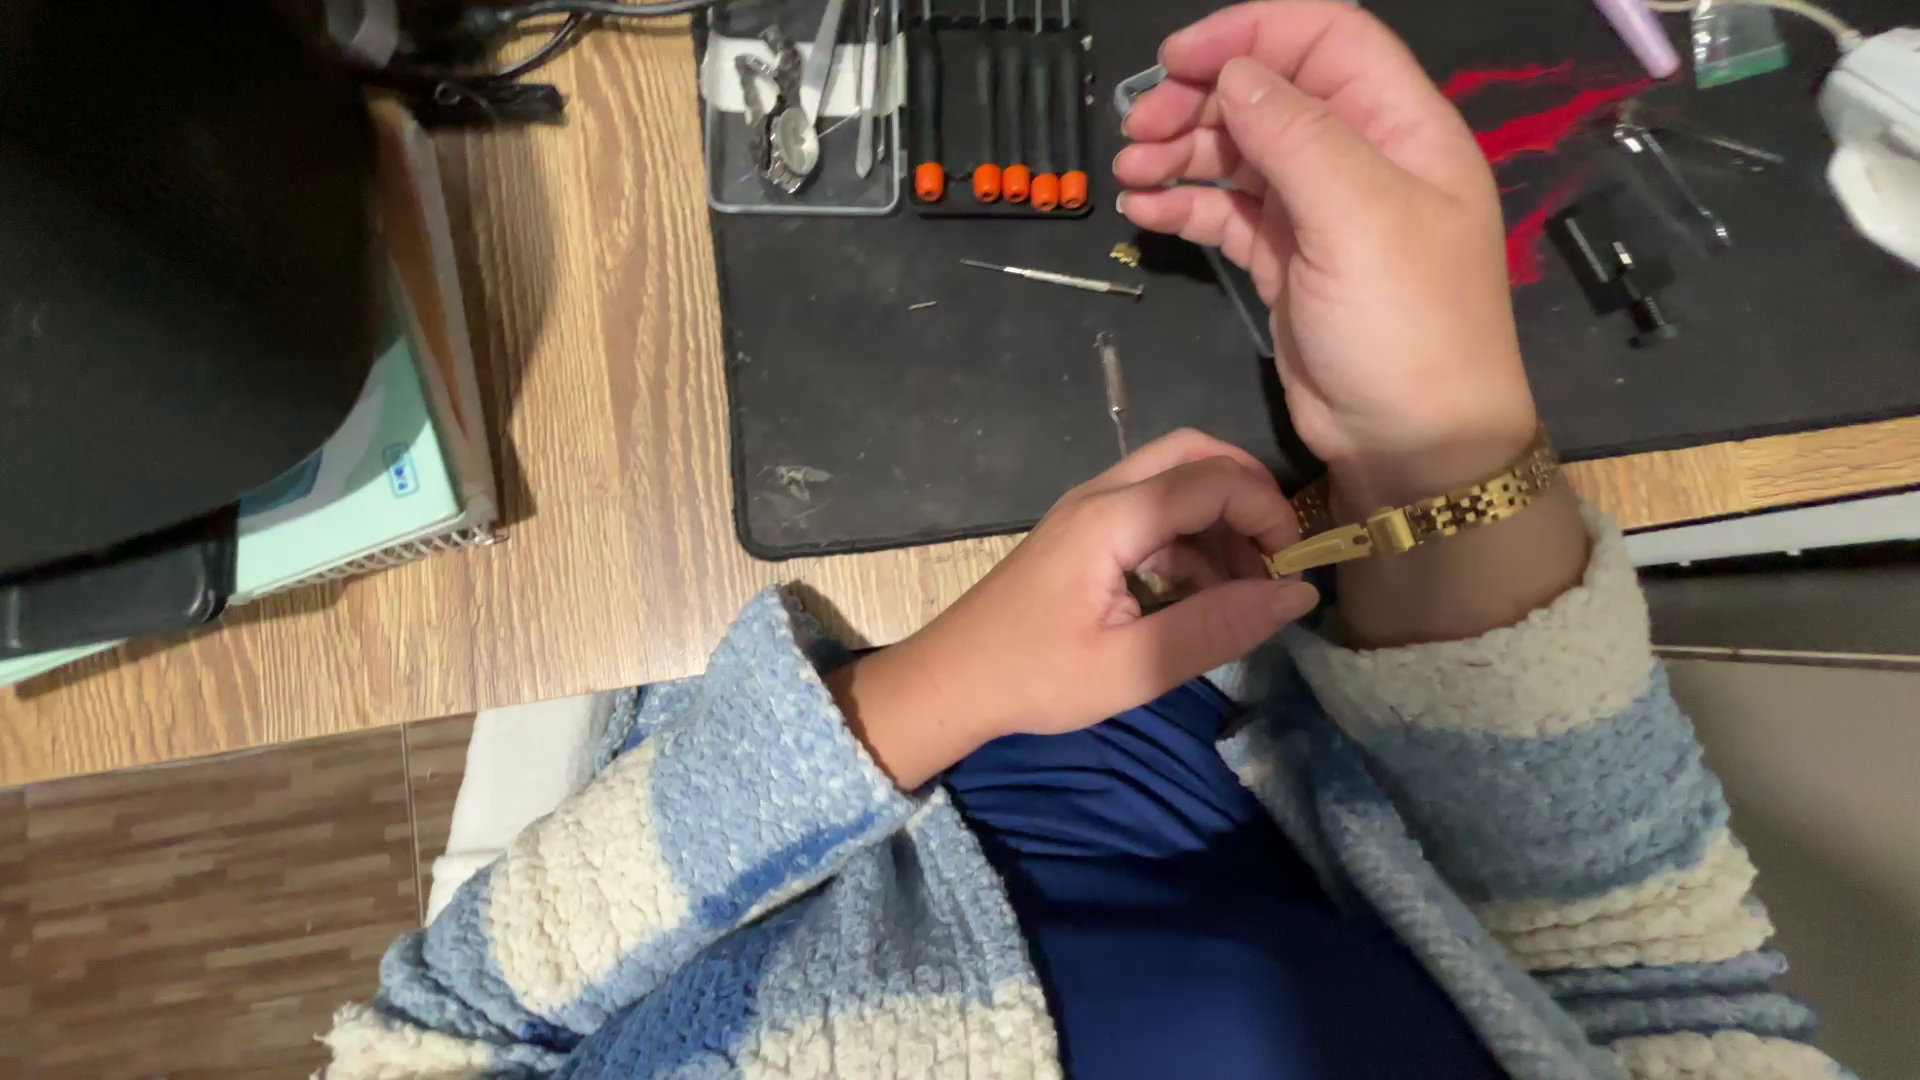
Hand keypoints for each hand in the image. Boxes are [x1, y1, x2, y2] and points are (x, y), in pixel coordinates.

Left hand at [828, 431, 1319, 789]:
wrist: (952, 680)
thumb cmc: (1034, 678)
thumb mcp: (1133, 668)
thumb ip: (1217, 626)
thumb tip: (1296, 593)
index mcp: (1110, 518)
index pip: (1213, 479)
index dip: (1268, 513)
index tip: (1292, 570)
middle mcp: (1099, 496)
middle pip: (1191, 455)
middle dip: (1246, 494)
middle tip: (1276, 554)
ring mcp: (1086, 512)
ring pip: (1170, 482)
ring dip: (1218, 520)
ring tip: (1245, 587)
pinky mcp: (1082, 534)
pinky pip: (1149, 514)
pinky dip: (1187, 540)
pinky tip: (1200, 592)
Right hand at [1114, 1, 1538, 507]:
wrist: (1406, 436)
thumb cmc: (1403, 324)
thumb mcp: (1359, 218)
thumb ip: (1298, 136)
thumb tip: (1236, 74)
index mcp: (1398, 127)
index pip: (1322, 42)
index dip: (1248, 35)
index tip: (1174, 60)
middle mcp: (1356, 160)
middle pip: (1268, 100)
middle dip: (1199, 104)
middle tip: (1134, 132)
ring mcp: (1315, 216)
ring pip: (1239, 160)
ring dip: (1181, 158)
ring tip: (1127, 174)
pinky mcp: (1282, 265)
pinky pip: (1227, 218)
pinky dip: (1185, 208)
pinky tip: (1145, 210)